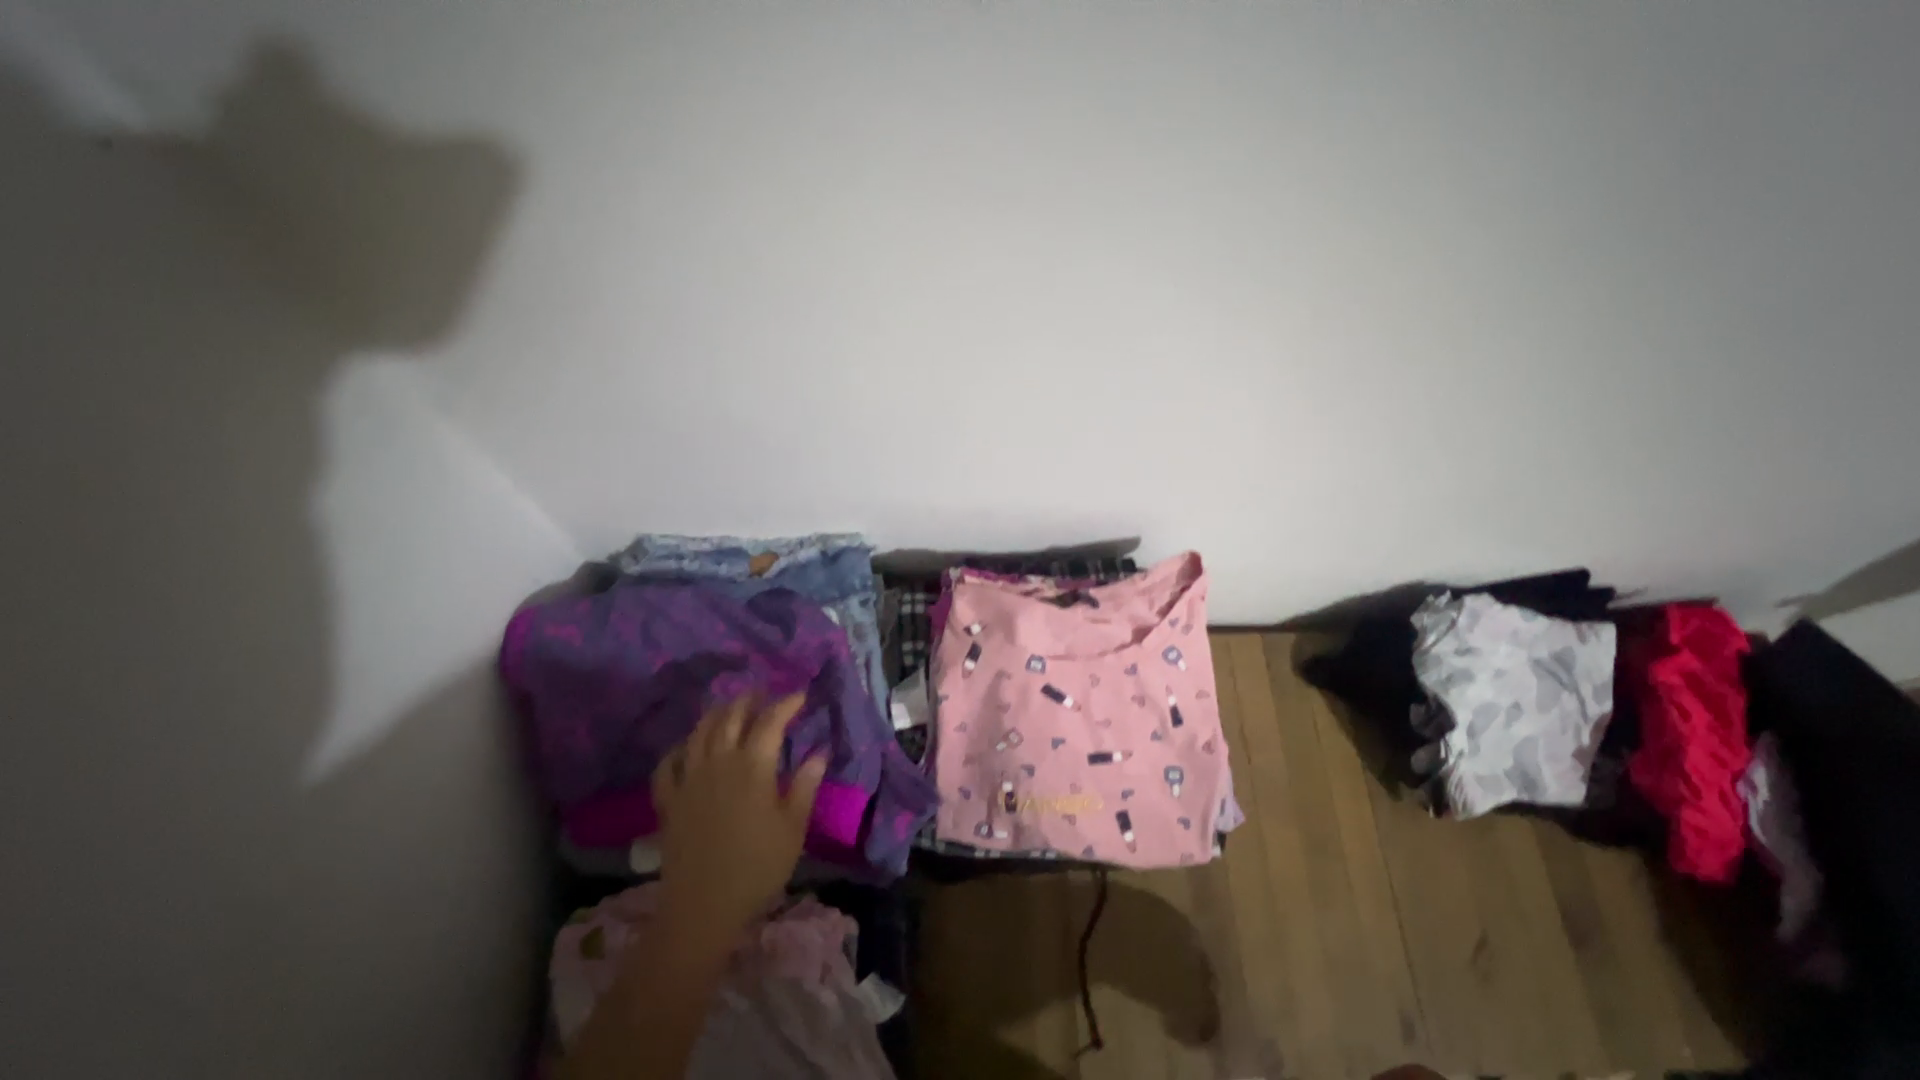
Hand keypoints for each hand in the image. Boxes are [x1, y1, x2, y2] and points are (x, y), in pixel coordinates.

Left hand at [651, 694, 825, 941]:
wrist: (704, 905)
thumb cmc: (759, 866)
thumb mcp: (793, 827)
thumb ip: (805, 785)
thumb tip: (819, 752)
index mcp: (752, 767)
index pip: (770, 722)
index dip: (785, 704)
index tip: (800, 695)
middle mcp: (718, 763)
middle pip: (730, 718)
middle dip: (748, 700)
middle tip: (762, 693)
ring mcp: (689, 780)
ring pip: (699, 733)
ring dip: (715, 715)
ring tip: (728, 708)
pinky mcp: (669, 801)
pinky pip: (668, 765)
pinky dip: (678, 749)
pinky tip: (685, 747)